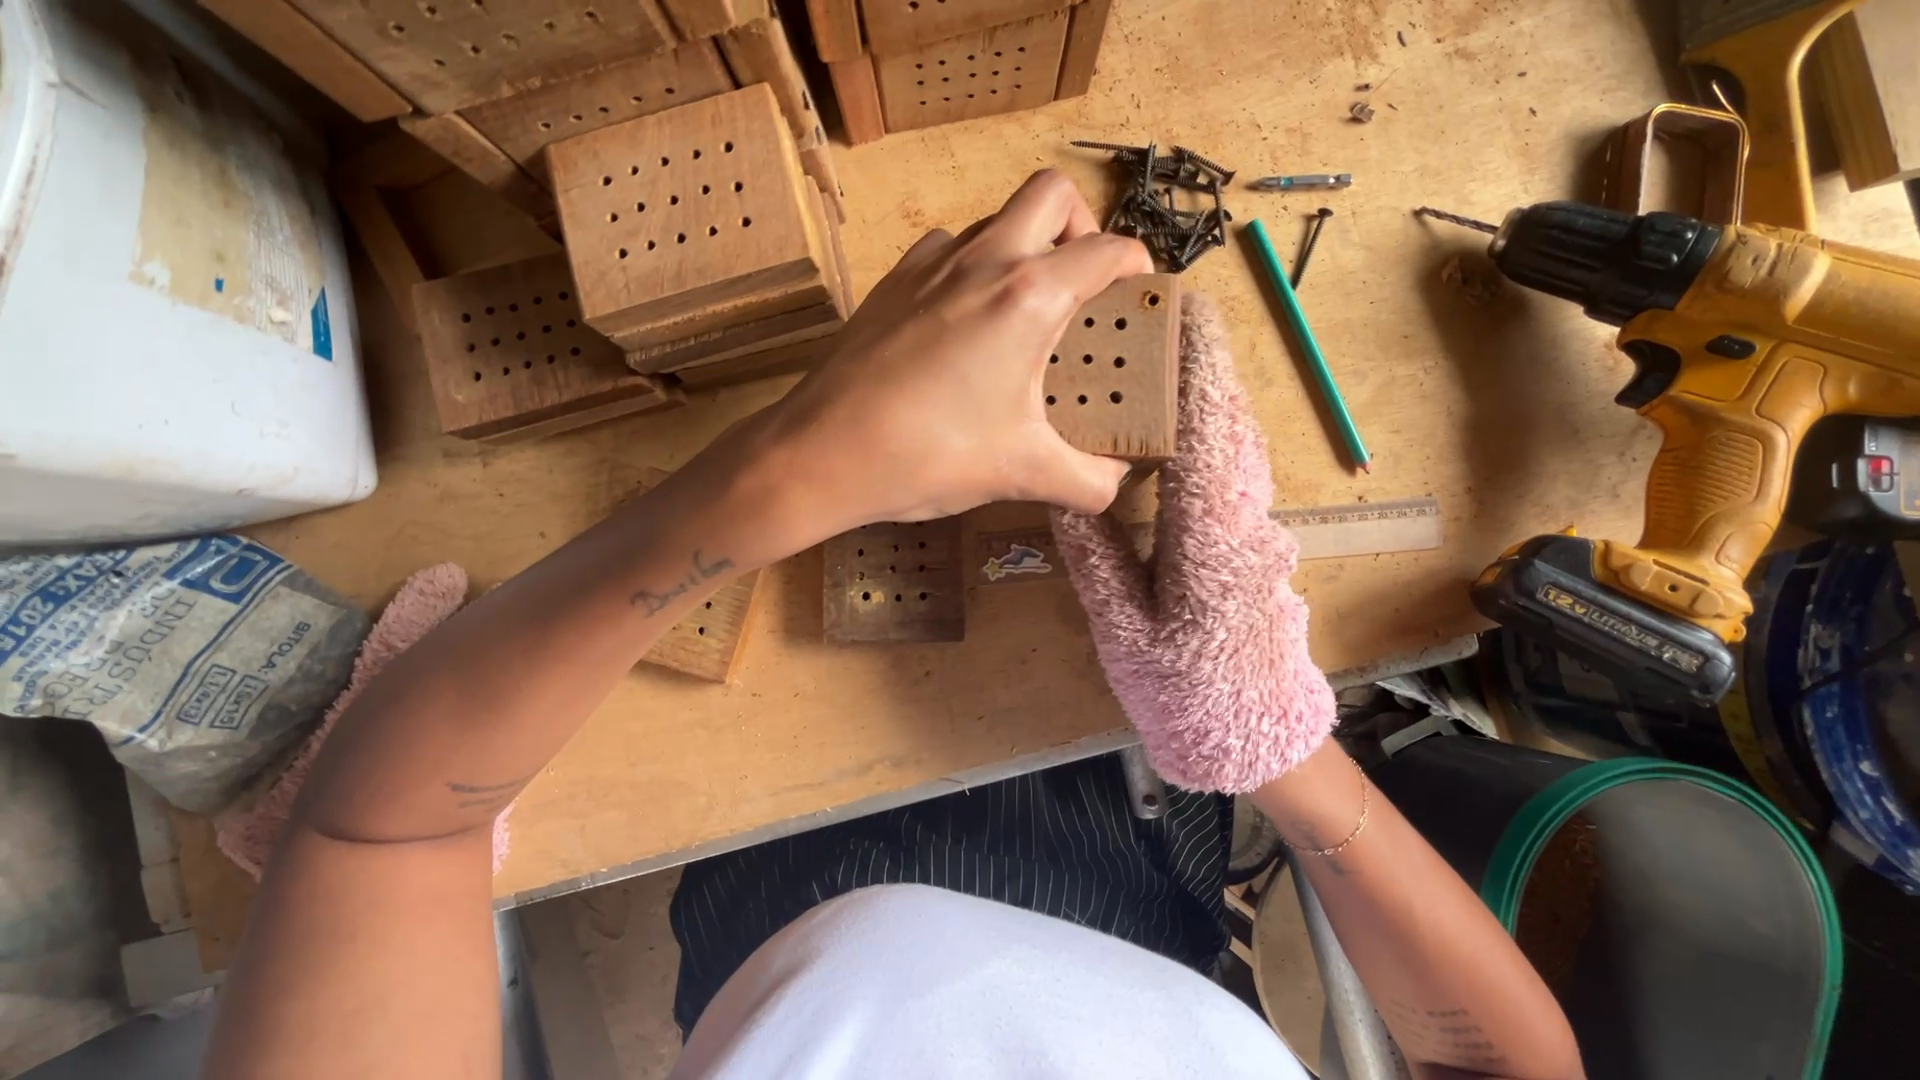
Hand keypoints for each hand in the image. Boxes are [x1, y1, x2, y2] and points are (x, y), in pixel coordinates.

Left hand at [746, 170, 1151, 535]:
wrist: (821, 453)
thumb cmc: (929, 455)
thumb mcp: (1022, 473)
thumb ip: (1087, 482)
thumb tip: (1115, 486)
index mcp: (1028, 295)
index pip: (1106, 250)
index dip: (1135, 267)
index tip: (1138, 295)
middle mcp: (982, 259)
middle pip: (1050, 193)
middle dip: (1080, 226)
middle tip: (1079, 285)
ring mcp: (929, 263)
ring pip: (993, 218)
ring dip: (1021, 245)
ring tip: (1021, 311)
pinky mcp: (890, 282)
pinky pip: (945, 248)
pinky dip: (968, 268)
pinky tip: (960, 325)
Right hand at [1051, 295, 1335, 792]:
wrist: (1255, 735)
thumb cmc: (1185, 690)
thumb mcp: (1122, 629)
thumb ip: (1094, 554)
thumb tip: (1065, 488)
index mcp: (1210, 537)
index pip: (1204, 434)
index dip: (1194, 369)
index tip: (1179, 314)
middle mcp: (1244, 517)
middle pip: (1229, 422)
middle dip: (1202, 362)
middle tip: (1162, 312)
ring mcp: (1257, 524)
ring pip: (1238, 440)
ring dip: (1210, 388)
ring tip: (1169, 347)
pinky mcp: (1254, 535)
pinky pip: (1236, 466)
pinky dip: (1214, 425)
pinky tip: (1185, 416)